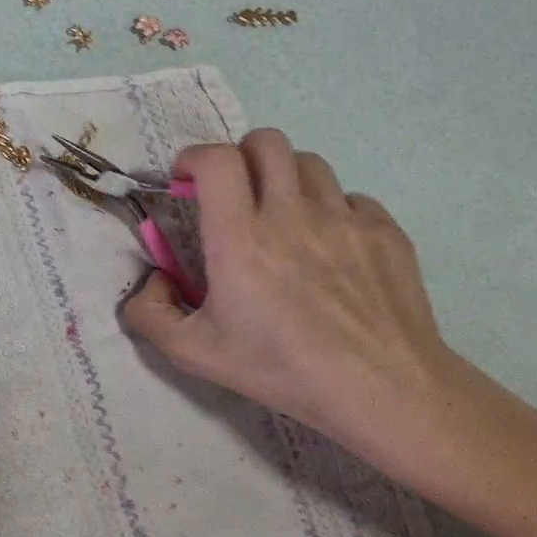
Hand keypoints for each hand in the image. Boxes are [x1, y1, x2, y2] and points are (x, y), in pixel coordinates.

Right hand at [119, 128, 455, 439]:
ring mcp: (344, 220)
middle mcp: (290, 215)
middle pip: (266, 143)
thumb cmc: (283, 369)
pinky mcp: (386, 234)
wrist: (388, 393)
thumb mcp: (192, 353)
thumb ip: (148, 313)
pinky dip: (331, 208)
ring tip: (278, 211)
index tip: (184, 181)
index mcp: (239, 238)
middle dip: (239, 154)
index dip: (193, 158)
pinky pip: (352, 198)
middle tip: (230, 189)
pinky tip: (327, 244)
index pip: (216, 160)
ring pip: (309, 163)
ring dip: (284, 177)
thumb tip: (155, 278)